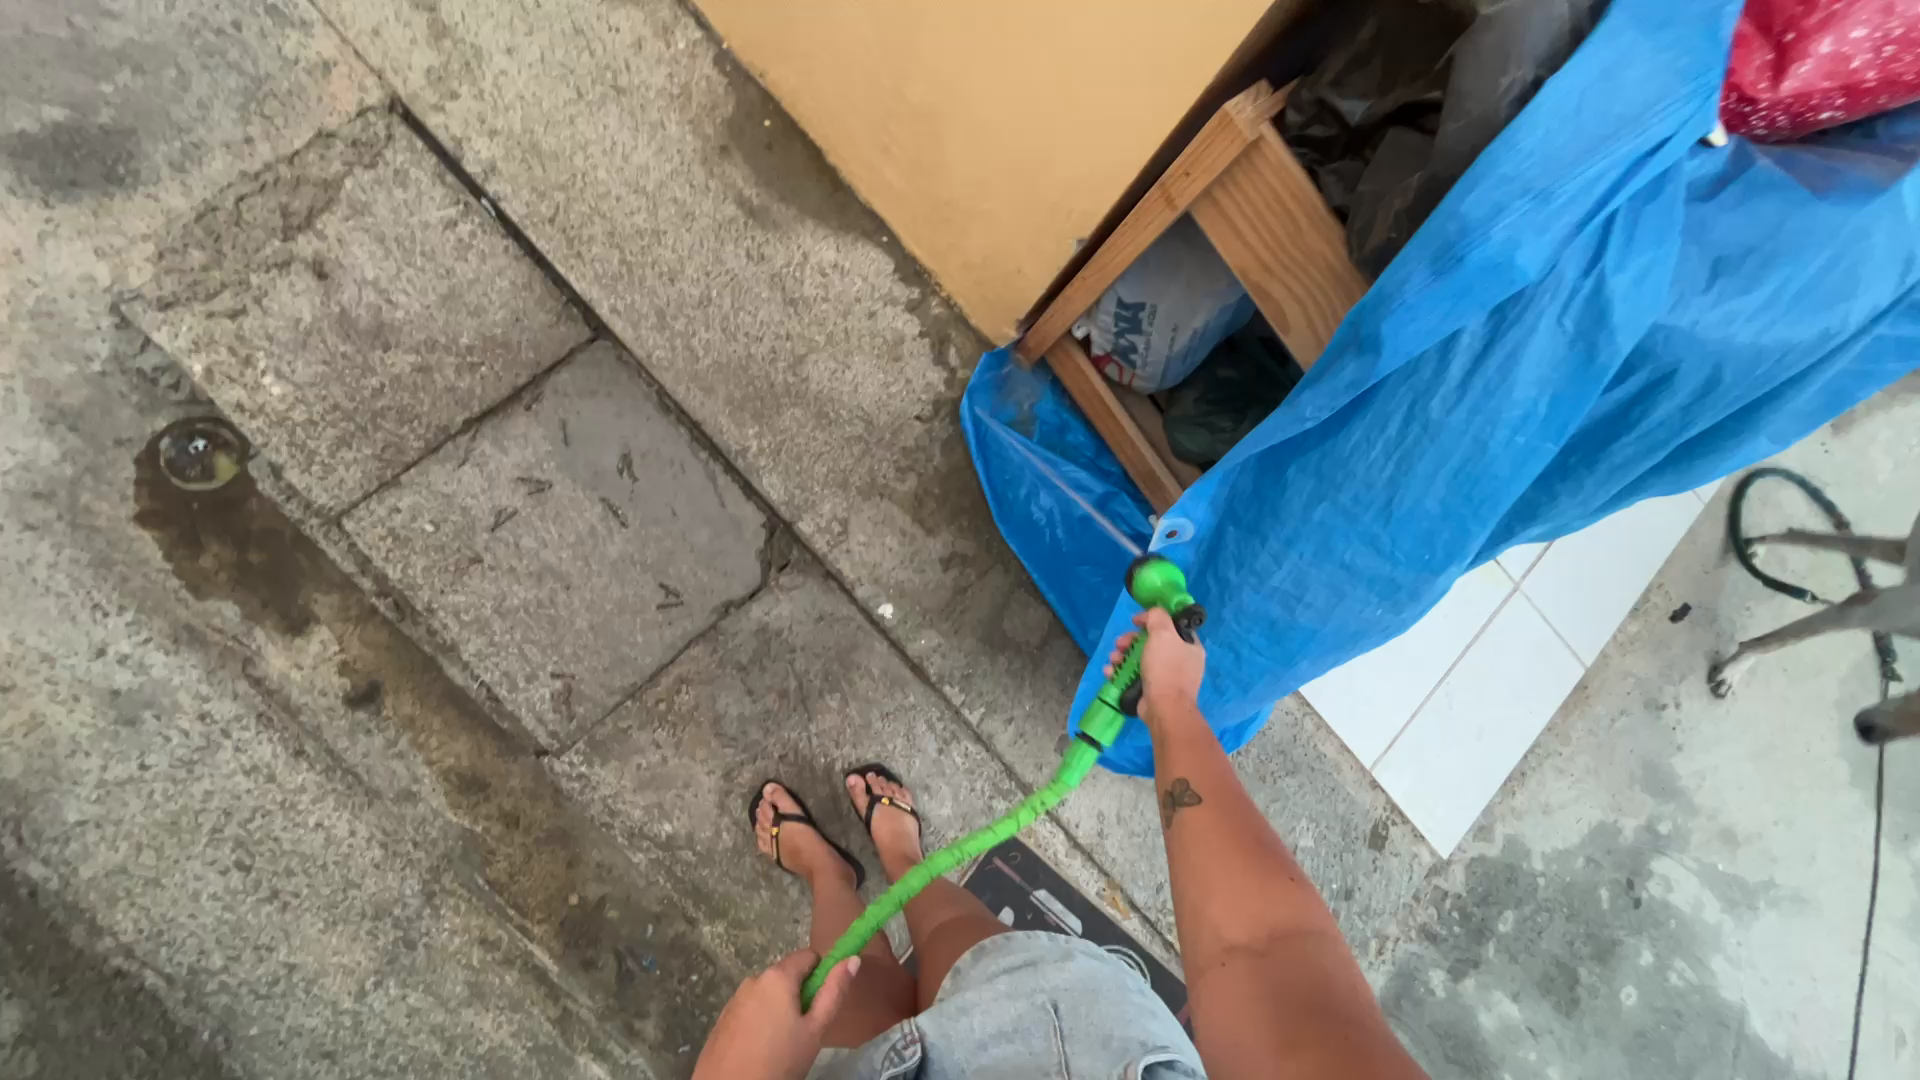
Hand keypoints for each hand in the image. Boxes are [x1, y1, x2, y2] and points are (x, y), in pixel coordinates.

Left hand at [691, 950, 861, 1079]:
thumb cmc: (778, 1063)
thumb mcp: (814, 1031)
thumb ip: (834, 992)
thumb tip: (852, 959)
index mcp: (778, 977)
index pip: (808, 956)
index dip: (820, 976)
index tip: (821, 1004)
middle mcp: (754, 979)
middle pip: (787, 976)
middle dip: (799, 996)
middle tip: (803, 1031)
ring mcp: (734, 999)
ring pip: (768, 995)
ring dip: (778, 1010)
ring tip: (780, 1046)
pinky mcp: (721, 1020)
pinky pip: (749, 1010)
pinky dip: (758, 1023)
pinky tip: (759, 1051)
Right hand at [1104, 607, 1204, 730]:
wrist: (1164, 709)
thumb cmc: (1166, 668)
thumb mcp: (1163, 634)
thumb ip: (1157, 617)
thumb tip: (1150, 614)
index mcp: (1189, 646)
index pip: (1171, 625)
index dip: (1152, 620)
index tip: (1135, 621)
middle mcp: (1180, 661)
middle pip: (1151, 642)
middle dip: (1131, 640)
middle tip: (1120, 643)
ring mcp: (1166, 677)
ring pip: (1140, 659)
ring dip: (1122, 656)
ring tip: (1114, 660)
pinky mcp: (1152, 690)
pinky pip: (1135, 676)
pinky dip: (1121, 672)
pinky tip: (1110, 672)